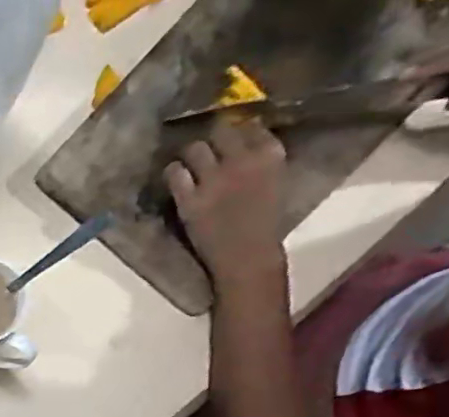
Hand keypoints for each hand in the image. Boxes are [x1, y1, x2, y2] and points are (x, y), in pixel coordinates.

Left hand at [164, 120, 288, 285]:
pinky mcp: (190, 199)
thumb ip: (262, 161)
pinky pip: (174, 173)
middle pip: (220, 131)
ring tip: (188, 164)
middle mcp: (241, 160)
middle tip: (206, 151)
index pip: (250, 126)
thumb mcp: (276, 181)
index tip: (230, 140)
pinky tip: (174, 177)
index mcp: (270, 154)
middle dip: (212, 139)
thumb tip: (245, 145)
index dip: (237, 132)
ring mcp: (213, 179)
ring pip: (195, 148)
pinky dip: (172, 172)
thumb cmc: (266, 224)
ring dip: (190, 154)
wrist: (247, 257)